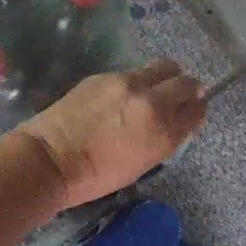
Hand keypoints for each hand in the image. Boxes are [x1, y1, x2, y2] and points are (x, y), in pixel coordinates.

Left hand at [15, 60, 207, 208]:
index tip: (190, 111)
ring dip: (164, 77)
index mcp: (163, 133)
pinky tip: (120, 94)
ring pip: (161, 68)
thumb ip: (161, 139)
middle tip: (178, 95)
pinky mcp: (104, 76)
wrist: (50, 160)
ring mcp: (127, 84)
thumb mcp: (140, 164)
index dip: (195, 110)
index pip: (196, 112)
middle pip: (186, 83)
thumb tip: (171, 123)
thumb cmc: (93, 177)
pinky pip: (131, 72)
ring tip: (152, 89)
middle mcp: (152, 102)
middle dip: (186, 88)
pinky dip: (134, 81)